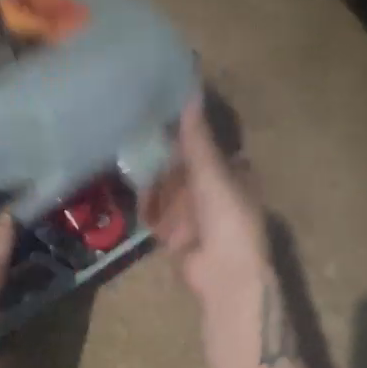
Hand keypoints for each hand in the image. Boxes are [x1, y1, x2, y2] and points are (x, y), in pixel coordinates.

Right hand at [146, 97, 271, 308]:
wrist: (222, 273)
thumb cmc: (227, 218)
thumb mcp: (212, 172)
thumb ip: (198, 139)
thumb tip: (190, 94)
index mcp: (234, 174)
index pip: (208, 147)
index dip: (188, 133)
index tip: (163, 115)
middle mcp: (215, 193)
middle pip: (184, 169)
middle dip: (165, 159)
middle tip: (139, 136)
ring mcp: (195, 217)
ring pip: (169, 192)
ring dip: (154, 183)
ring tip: (132, 163)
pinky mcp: (178, 237)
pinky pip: (159, 217)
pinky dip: (149, 209)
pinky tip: (138, 198)